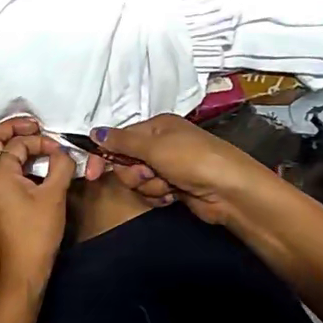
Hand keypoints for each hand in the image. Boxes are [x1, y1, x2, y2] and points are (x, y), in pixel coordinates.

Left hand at [0, 117, 72, 292]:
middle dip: (13, 128)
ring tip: (38, 142)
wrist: (24, 266)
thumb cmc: (37, 231)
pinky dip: (17, 159)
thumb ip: (60, 166)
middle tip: (35, 126)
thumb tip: (63, 152)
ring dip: (14, 144)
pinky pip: (3, 169)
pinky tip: (36, 163)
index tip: (60, 151)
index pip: (17, 143)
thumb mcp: (54, 195)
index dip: (40, 141)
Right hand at [81, 114, 262, 227]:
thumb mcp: (154, 146)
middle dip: (134, 173)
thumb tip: (94, 132)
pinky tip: (173, 195)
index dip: (103, 155)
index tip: (91, 174)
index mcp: (157, 126)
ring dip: (149, 186)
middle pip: (125, 161)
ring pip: (137, 180)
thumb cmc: (193, 160)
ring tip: (168, 186)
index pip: (118, 138)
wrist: (230, 191)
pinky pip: (151, 192)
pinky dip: (159, 196)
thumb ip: (121, 141)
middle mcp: (161, 144)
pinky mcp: (174, 186)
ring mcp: (168, 166)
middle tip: (150, 174)